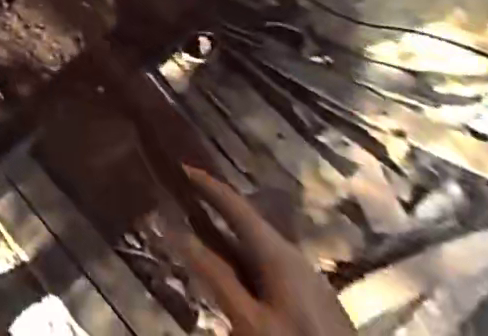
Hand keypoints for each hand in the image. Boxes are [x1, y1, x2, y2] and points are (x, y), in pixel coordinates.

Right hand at [169, 166, 353, 335]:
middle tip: (182, 199)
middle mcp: (293, 258)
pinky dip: (242, 261)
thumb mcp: (248, 320)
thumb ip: (214, 275)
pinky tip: (230, 276)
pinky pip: (268, 269)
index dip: (207, 185)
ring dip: (227, 238)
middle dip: (215, 209)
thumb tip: (177, 231)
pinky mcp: (310, 303)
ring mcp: (305, 281)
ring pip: (257, 248)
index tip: (180, 167)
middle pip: (248, 223)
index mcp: (278, 253)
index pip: (236, 205)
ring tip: (197, 234)